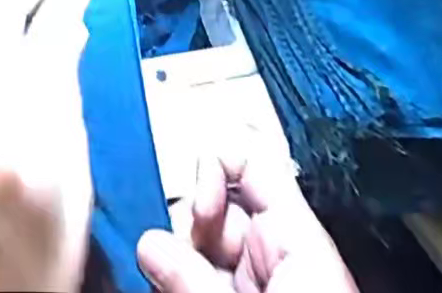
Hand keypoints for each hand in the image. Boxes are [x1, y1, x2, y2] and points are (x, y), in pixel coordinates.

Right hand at [135, 146, 357, 292]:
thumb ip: (198, 281)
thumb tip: (149, 242)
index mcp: (291, 232)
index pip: (248, 162)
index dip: (215, 167)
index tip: (198, 211)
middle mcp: (271, 249)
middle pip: (213, 208)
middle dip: (186, 232)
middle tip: (176, 272)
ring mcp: (254, 282)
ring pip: (198, 250)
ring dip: (177, 268)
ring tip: (173, 291)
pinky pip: (199, 282)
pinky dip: (181, 287)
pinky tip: (171, 292)